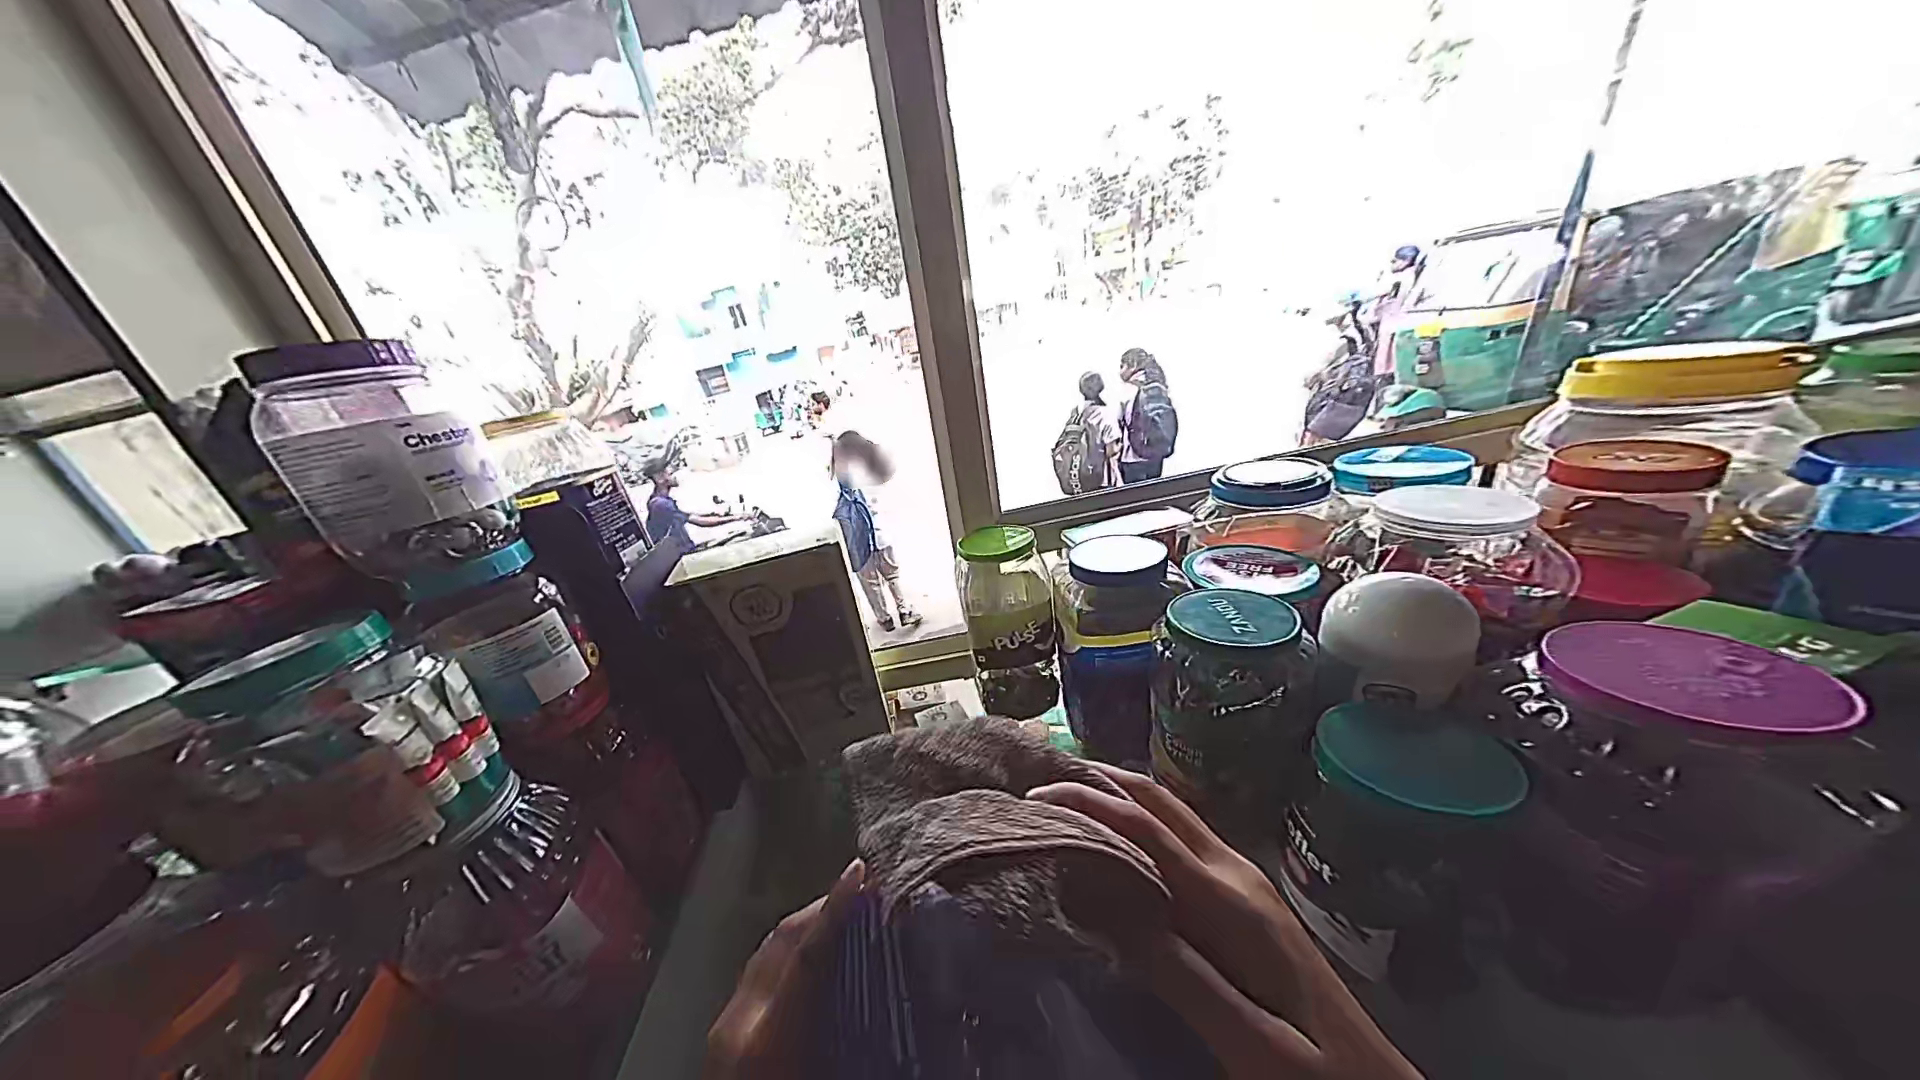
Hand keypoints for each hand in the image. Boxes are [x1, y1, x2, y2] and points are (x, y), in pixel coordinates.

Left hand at [704, 858, 864, 1079]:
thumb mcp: (828, 1072)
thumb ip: (857, 1037)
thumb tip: (896, 1001)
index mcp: (768, 1043)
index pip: (807, 957)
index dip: (836, 908)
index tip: (862, 871)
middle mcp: (738, 1025)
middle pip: (783, 942)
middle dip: (824, 907)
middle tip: (866, 890)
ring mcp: (723, 1028)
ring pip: (766, 951)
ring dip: (806, 924)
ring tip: (845, 914)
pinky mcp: (720, 1035)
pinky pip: (758, 970)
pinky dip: (788, 949)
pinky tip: (812, 955)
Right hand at [1030, 763, 1422, 1079]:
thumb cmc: (1315, 1070)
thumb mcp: (1249, 1042)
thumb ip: (1179, 973)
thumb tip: (1103, 905)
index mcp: (1229, 900)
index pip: (1146, 827)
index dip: (1089, 802)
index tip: (1036, 795)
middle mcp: (1233, 870)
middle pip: (1159, 799)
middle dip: (1101, 777)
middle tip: (1046, 773)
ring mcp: (1240, 877)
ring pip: (1170, 810)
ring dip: (1119, 791)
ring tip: (1069, 791)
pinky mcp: (1240, 893)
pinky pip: (1179, 834)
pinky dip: (1138, 817)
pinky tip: (1118, 833)